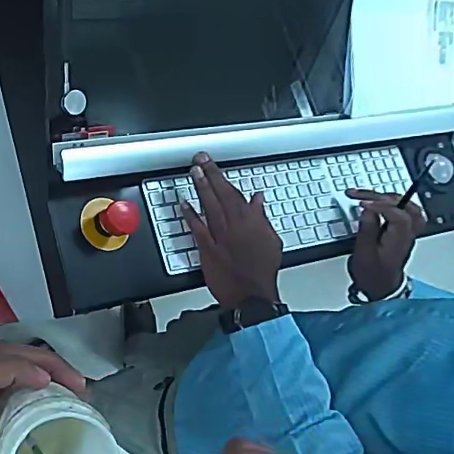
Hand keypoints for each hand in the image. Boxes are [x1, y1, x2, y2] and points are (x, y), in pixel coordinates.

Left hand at [179, 153, 282, 308]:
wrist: (252, 293)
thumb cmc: (262, 269)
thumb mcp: (270, 239)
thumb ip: (261, 217)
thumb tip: (256, 199)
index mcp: (252, 221)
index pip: (234, 192)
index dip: (221, 176)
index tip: (211, 164)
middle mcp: (236, 225)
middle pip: (221, 194)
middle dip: (209, 175)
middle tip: (199, 160)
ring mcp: (221, 236)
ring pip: (210, 206)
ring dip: (201, 188)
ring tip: (194, 172)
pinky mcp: (208, 248)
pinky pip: (198, 227)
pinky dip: (190, 214)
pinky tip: (183, 203)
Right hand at [346, 189, 425, 300]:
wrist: (380, 287)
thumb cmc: (371, 273)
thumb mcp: (364, 252)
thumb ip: (367, 229)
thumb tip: (368, 210)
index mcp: (400, 238)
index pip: (398, 213)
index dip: (379, 204)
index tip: (361, 203)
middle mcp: (408, 234)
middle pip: (407, 207)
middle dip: (384, 197)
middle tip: (362, 195)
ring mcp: (407, 233)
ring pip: (410, 208)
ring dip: (391, 199)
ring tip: (371, 196)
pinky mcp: (402, 233)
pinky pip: (406, 213)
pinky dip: (393, 205)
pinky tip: (379, 205)